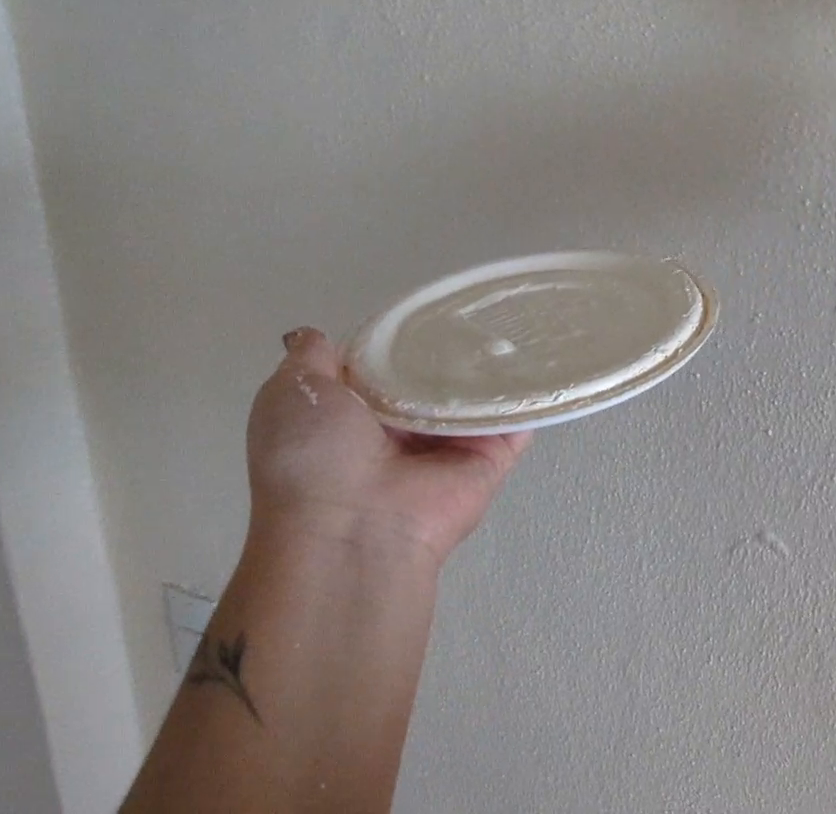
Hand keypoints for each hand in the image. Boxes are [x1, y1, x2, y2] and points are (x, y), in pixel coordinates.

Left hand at [244, 328, 531, 564]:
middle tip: (476, 312)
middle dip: (453, 348)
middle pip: (438, 379)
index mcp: (355, 417)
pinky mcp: (492, 457)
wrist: (357, 525)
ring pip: (479, 396)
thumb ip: (309, 360)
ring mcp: (452, 445)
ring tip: (516, 324)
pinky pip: (516, 420)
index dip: (398, 339)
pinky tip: (543, 361)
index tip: (422, 310)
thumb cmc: (313, 457)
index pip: (385, 368)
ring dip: (496, 367)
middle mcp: (405, 431)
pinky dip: (530, 396)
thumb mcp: (292, 395)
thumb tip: (311, 333)